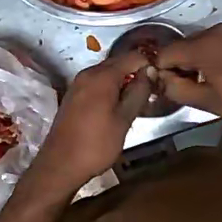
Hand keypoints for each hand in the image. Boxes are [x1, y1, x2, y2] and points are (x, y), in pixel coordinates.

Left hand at [28, 52, 157, 194]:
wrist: (60, 164)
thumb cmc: (96, 144)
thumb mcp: (124, 119)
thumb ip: (138, 92)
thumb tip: (149, 71)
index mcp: (101, 76)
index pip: (132, 57)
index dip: (149, 63)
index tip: (161, 77)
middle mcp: (87, 74)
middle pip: (118, 63)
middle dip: (136, 71)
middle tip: (152, 89)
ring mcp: (77, 84)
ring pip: (106, 73)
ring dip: (123, 81)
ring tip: (138, 98)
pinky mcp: (73, 96)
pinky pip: (96, 83)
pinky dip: (109, 88)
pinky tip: (118, 105)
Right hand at [154, 24, 221, 134]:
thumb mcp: (209, 102)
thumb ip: (176, 88)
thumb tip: (159, 79)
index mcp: (204, 45)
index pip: (164, 52)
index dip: (160, 72)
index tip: (167, 89)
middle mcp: (215, 30)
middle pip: (181, 47)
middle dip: (178, 67)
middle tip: (188, 92)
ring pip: (198, 46)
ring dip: (195, 64)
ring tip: (208, 88)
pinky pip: (215, 45)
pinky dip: (210, 59)